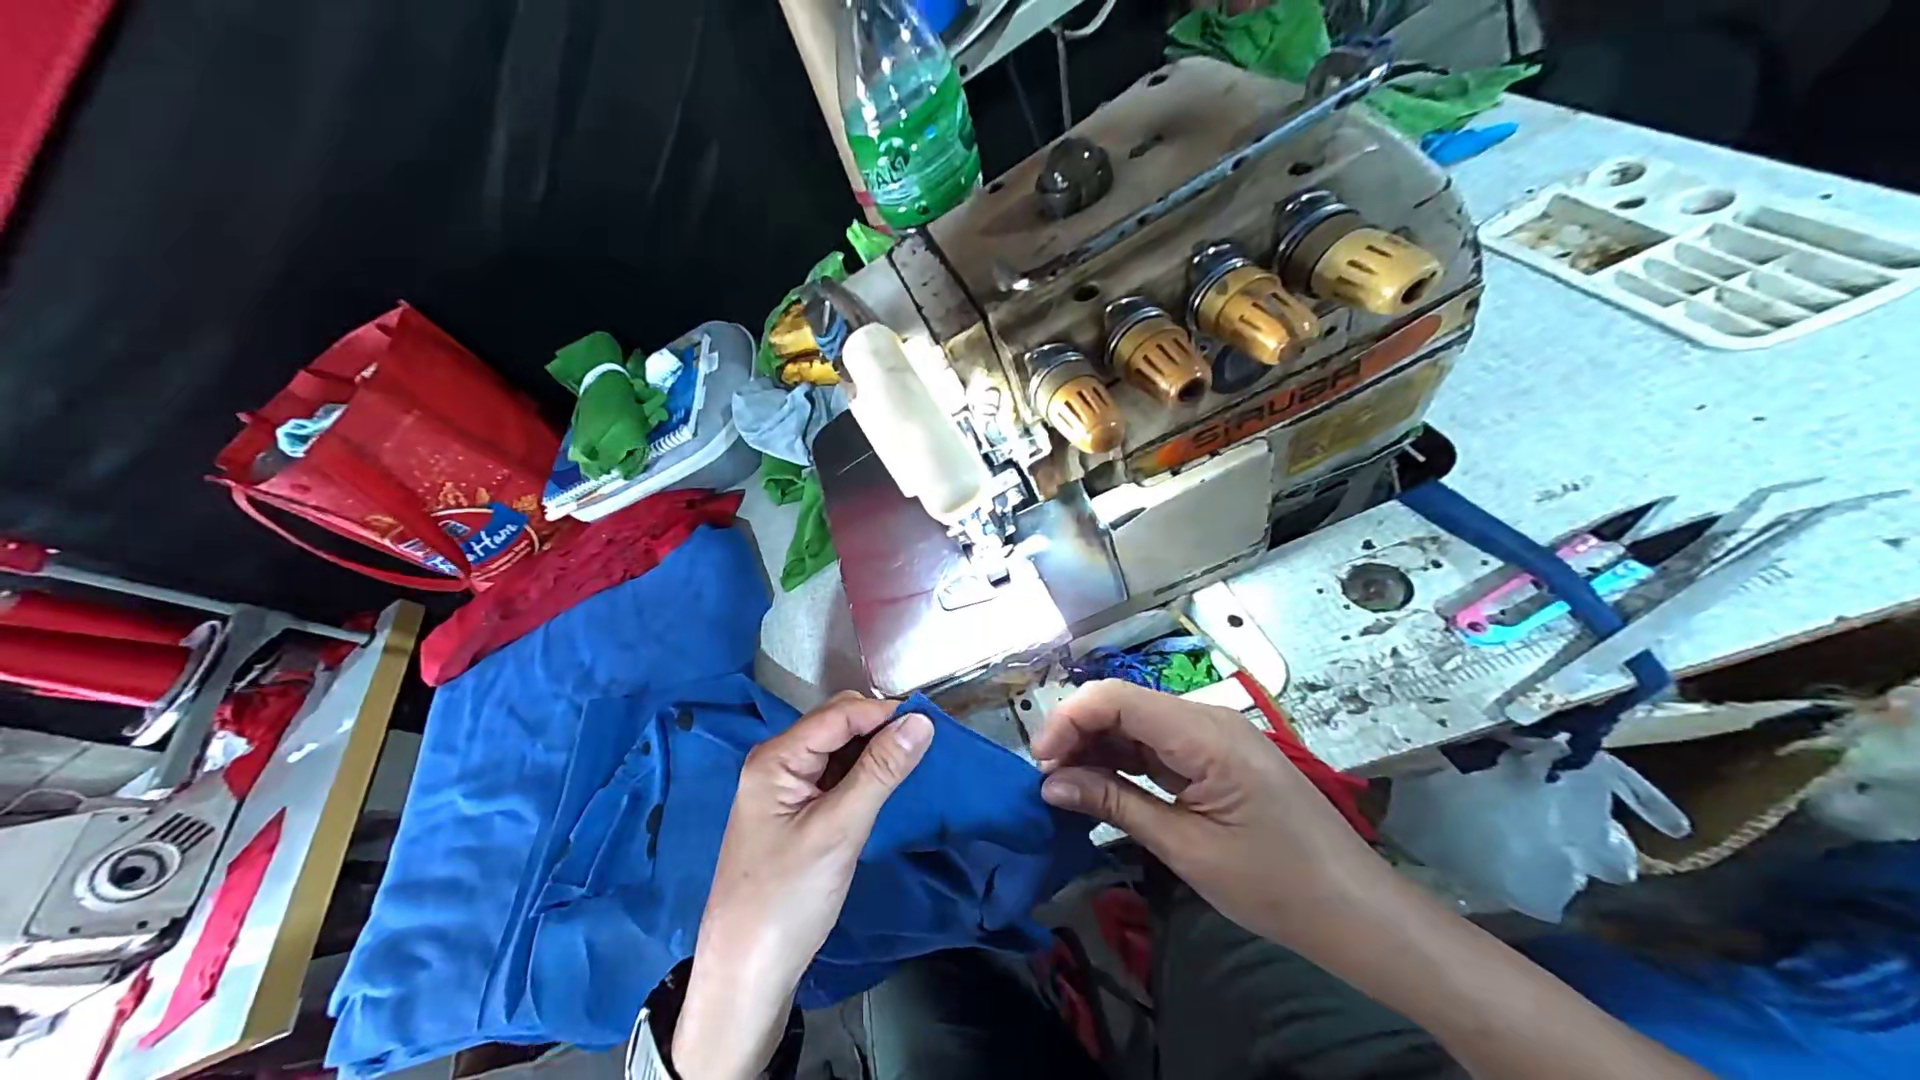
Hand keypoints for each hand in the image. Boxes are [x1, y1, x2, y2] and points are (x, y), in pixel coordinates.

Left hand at [672, 692, 933, 1079]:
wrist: (747, 973)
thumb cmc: (787, 898)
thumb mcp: (839, 830)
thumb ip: (880, 771)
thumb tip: (921, 721)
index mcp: (776, 758)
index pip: (839, 714)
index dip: (884, 713)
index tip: (930, 723)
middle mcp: (778, 762)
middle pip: (837, 724)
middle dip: (879, 728)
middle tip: (923, 747)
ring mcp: (786, 787)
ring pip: (839, 749)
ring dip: (874, 750)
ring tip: (912, 763)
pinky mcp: (797, 810)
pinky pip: (836, 774)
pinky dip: (863, 773)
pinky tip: (885, 784)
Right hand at [1032, 680, 1387, 948]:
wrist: (1355, 911)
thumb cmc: (1276, 884)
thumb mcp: (1186, 848)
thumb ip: (1115, 805)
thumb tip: (1051, 784)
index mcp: (1205, 733)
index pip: (1117, 698)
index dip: (1069, 719)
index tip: (1039, 762)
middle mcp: (1207, 720)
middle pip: (1123, 704)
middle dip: (1077, 733)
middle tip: (1046, 779)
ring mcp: (1212, 736)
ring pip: (1135, 722)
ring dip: (1096, 747)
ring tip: (1064, 784)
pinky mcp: (1214, 756)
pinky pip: (1156, 744)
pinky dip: (1122, 760)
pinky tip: (1099, 783)